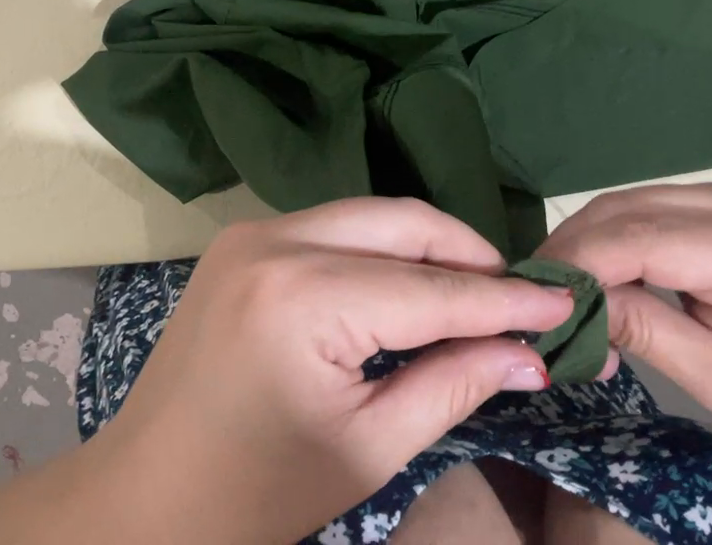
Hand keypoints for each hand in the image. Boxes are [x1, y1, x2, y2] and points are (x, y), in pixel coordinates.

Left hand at [0, 197, 572, 544]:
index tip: (566, 304)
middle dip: (468, 255)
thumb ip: (453, 385)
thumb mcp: (368, 448)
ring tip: (476, 292)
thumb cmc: (257, 491)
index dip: (504, 299)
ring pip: (368, 217)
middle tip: (521, 296)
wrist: (145, 494)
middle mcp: (276, 242)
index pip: (430, 290)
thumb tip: (532, 355)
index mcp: (304, 298)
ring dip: (427, 248)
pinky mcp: (242, 240)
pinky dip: (380, 250)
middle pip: (401, 224)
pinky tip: (410, 285)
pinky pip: (333, 228)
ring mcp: (251, 232)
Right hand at [536, 182, 711, 543]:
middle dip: (573, 250)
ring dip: (585, 241)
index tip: (533, 296)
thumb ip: (648, 335)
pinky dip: (609, 236)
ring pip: (630, 202)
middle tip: (532, 295)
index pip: (648, 240)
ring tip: (558, 288)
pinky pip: (645, 205)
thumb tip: (570, 302)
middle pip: (631, 210)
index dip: (583, 262)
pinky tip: (592, 270)